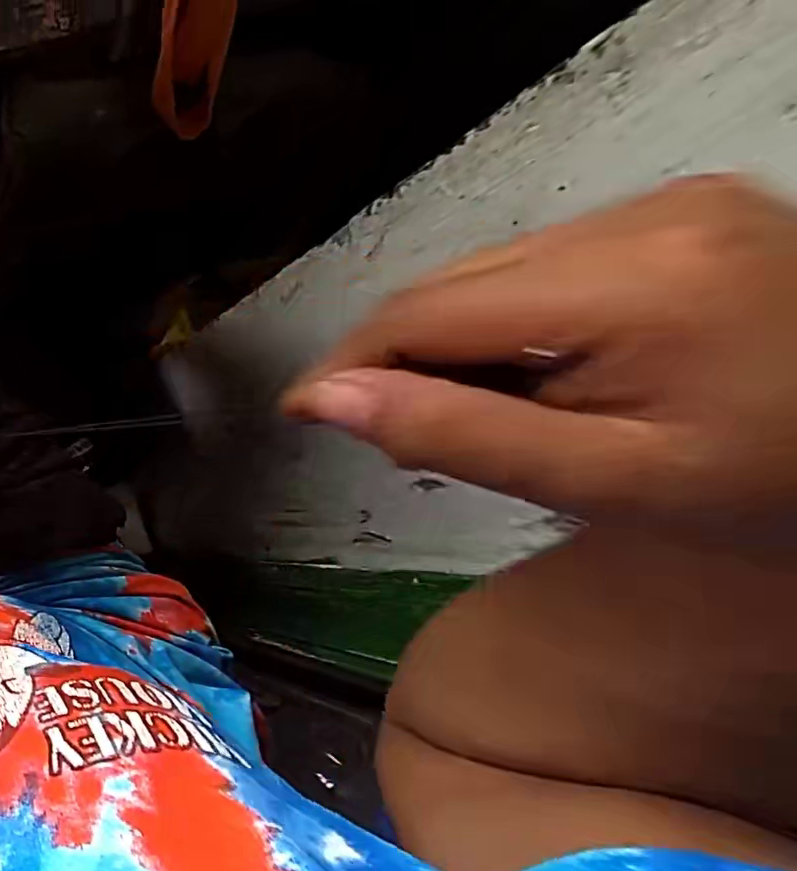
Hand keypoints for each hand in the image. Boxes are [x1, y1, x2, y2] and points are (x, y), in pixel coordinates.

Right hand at [281, 174, 796, 544]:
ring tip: (452, 411)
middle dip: (384, 361)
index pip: (418, 314)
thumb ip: (451, 433)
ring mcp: (665, 209)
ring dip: (429, 347)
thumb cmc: (762, 484)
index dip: (341, 367)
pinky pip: (518, 272)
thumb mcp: (597, 478)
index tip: (296, 416)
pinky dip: (480, 327)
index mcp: (634, 281)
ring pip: (468, 280)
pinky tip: (506, 374)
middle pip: (439, 291)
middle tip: (379, 431)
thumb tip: (320, 400)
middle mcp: (647, 218)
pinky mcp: (671, 217)